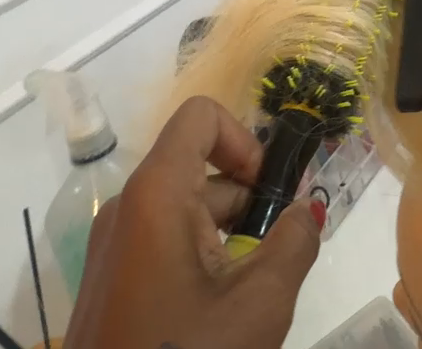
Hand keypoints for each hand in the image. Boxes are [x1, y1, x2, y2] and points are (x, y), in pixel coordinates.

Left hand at [65, 96, 322, 348]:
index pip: (200, 117)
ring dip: (231, 229)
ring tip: (256, 284)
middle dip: (248, 195)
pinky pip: (168, 238)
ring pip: (187, 205)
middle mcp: (128, 207)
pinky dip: (205, 253)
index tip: (268, 191)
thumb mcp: (259, 303)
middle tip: (279, 245)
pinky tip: (224, 304)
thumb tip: (306, 209)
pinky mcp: (115, 279)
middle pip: (200, 163)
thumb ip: (296, 241)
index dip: (244, 138)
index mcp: (156, 194)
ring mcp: (117, 245)